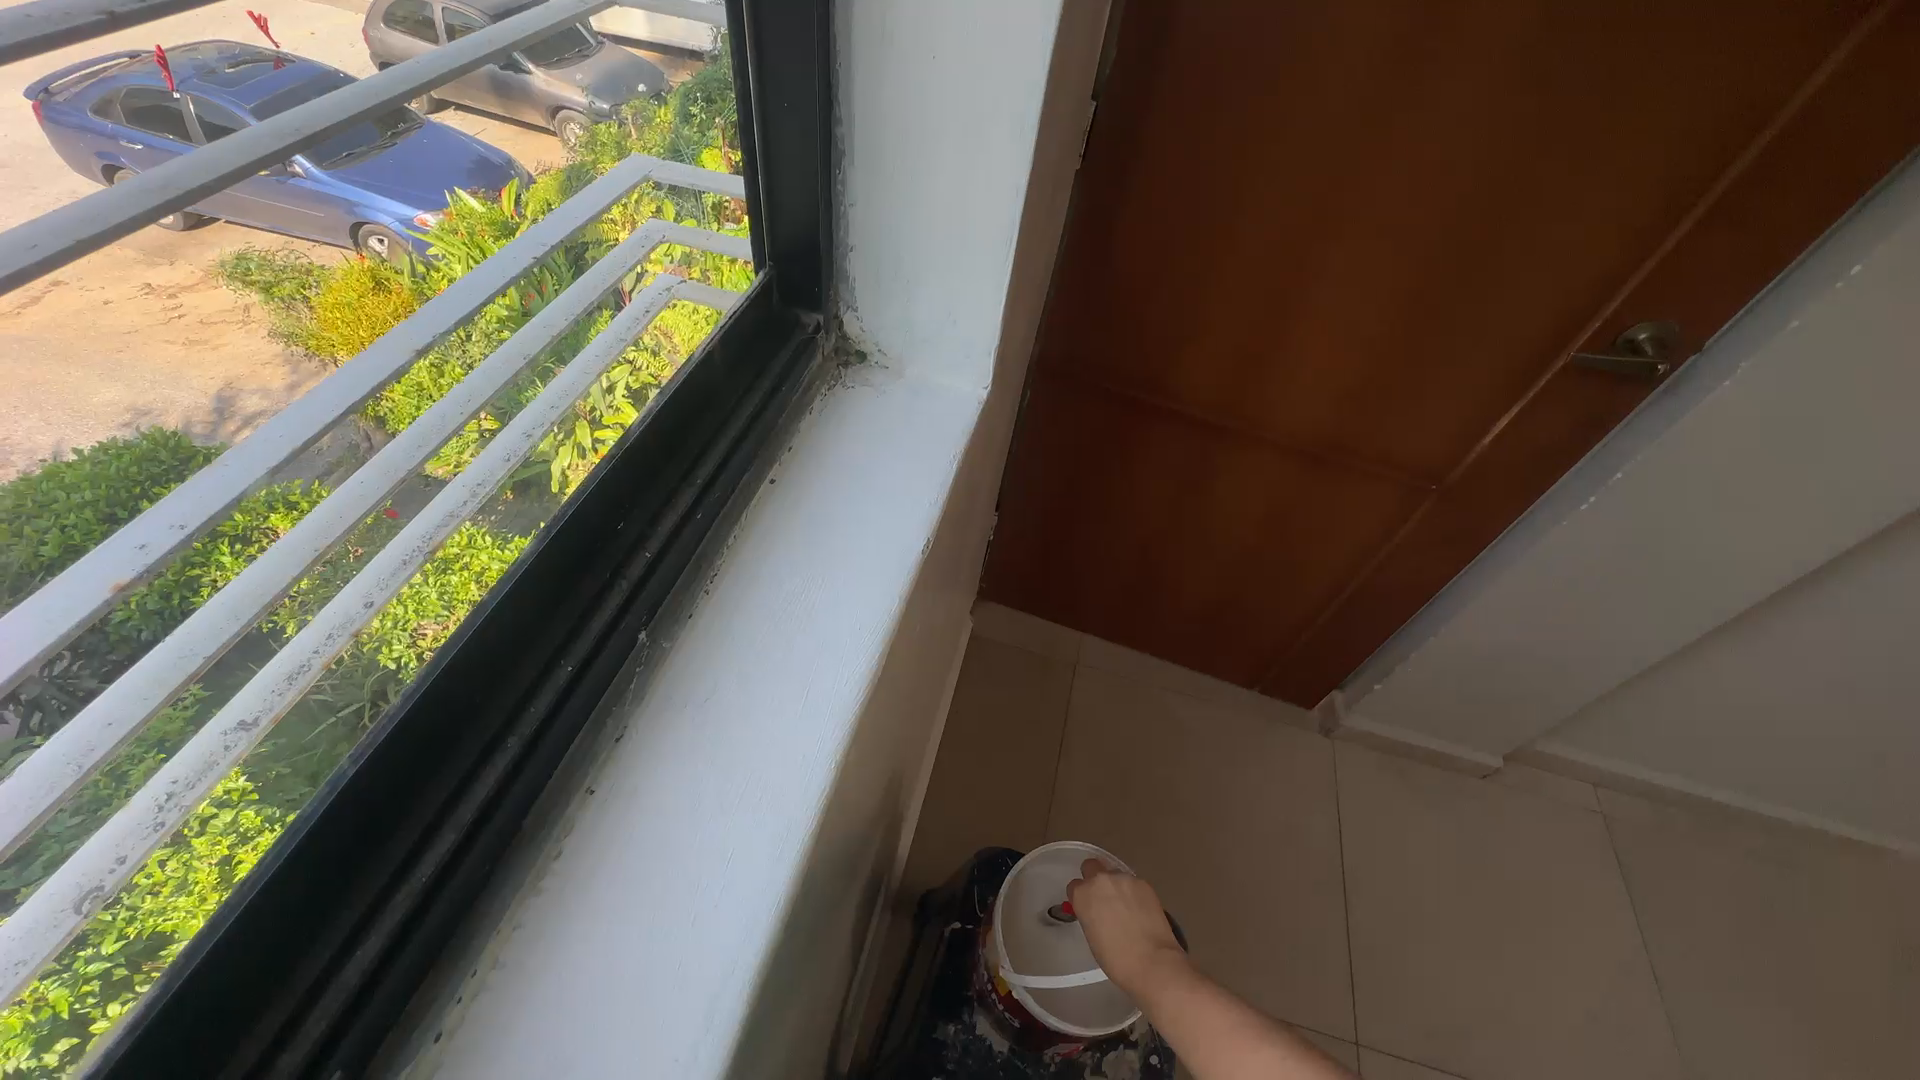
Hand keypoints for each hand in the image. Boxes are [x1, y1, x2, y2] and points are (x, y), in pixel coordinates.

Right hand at [1066, 858, 1185, 997]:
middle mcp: (1100, 880)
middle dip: (1094, 878)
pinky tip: (1141, 910)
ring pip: (1115, 874)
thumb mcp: (1091, 935)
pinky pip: (1133, 883)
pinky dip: (1134, 893)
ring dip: (1117, 885)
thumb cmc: (1115, 958)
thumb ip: (1090, 914)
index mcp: (1082, 894)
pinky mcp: (1144, 883)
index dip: (1081, 897)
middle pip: (1091, 866)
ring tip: (1127, 907)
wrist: (1152, 961)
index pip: (1074, 886)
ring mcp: (1124, 879)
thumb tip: (1097, 911)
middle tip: (1104, 898)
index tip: (1088, 907)